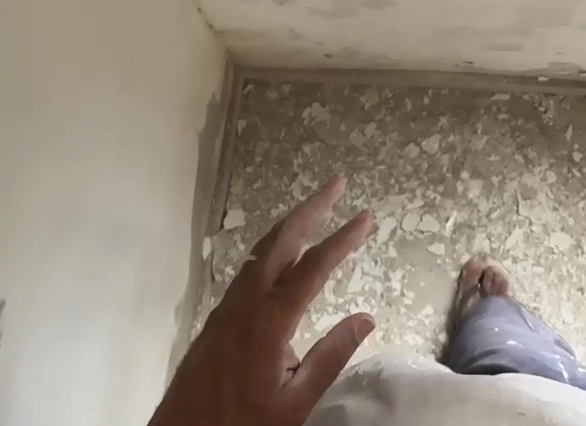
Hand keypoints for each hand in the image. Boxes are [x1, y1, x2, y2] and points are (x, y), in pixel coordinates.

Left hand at [149, 178, 374, 425]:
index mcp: (270, 321)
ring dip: (292, 221)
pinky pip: (251, 263)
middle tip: (339, 183)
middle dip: (312, 207)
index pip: (313, 267)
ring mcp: (229, 305)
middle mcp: (247, 301)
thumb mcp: (295, 404)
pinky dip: (274, 242)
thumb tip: (366, 318)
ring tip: (317, 205)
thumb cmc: (242, 424)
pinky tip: (282, 248)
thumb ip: (330, 357)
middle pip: (282, 240)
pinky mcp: (219, 315)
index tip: (366, 216)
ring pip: (263, 248)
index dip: (342, 238)